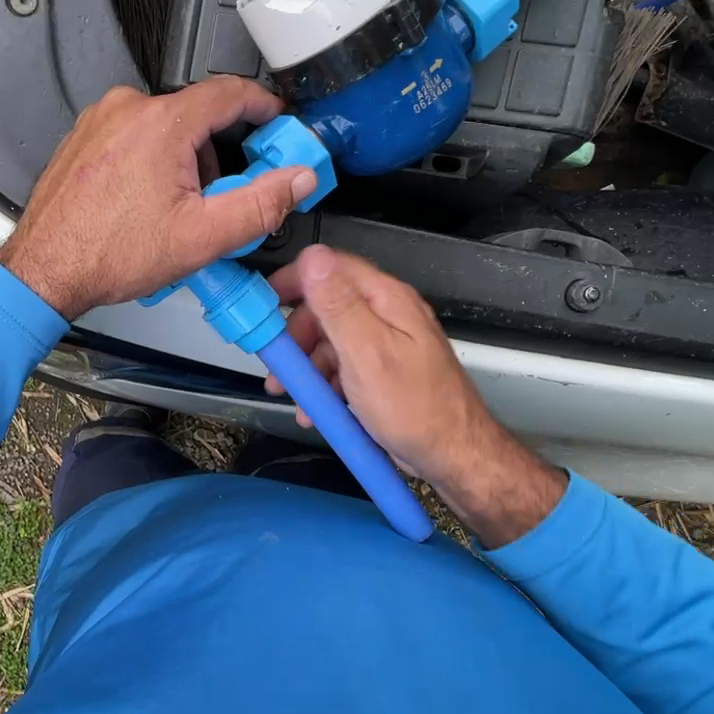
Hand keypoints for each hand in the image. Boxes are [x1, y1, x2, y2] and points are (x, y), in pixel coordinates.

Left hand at [0, 79, 318, 318]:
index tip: (275, 119)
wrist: (45, 271)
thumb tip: (297, 180)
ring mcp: (99, 123)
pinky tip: (141, 207)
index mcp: (161, 123)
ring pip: (163, 131)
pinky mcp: (83, 140)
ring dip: (180, 165)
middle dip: (214, 158)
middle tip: (217, 201)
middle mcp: (126, 111)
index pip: (230, 92)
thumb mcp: (202, 237)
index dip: (263, 104)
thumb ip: (261, 203)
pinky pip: (132, 140)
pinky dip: (149, 166)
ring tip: (169, 214)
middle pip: (195, 118)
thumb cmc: (106, 254)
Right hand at [267, 245, 566, 547]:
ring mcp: (383, 345)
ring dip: (305, 368)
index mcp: (386, 300)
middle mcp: (386, 315)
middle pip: (325, 309)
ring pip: (329, 343)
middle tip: (277, 364)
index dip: (294, 280)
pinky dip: (322, 386)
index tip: (262, 302)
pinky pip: (341, 369)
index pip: (332, 268)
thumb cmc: (415, 408)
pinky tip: (316, 409)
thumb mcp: (366, 352)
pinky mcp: (379, 373)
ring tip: (294, 396)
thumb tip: (314, 257)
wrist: (451, 456)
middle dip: (295, 336)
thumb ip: (338, 304)